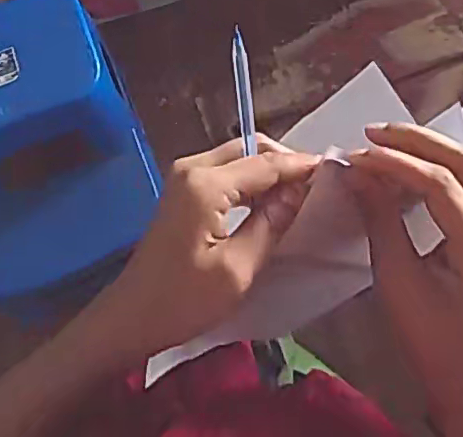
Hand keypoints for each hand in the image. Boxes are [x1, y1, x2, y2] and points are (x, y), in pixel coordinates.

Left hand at [83, 135, 319, 359]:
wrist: (131, 316)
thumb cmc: (183, 300)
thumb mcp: (237, 270)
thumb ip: (270, 224)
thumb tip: (298, 191)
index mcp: (205, 183)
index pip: (263, 164)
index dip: (298, 166)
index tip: (331, 168)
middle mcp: (193, 166)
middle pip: (249, 148)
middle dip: (283, 161)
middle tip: (316, 182)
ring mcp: (184, 174)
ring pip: (238, 155)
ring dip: (267, 168)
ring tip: (299, 191)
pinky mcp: (183, 187)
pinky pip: (225, 169)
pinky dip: (250, 178)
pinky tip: (268, 199)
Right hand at [347, 123, 462, 436]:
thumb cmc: (429, 343)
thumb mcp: (397, 283)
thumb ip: (381, 219)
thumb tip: (358, 170)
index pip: (446, 192)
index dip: (400, 165)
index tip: (361, 156)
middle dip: (419, 142)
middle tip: (375, 132)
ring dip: (430, 147)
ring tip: (387, 139)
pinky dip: (440, 165)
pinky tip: (410, 159)